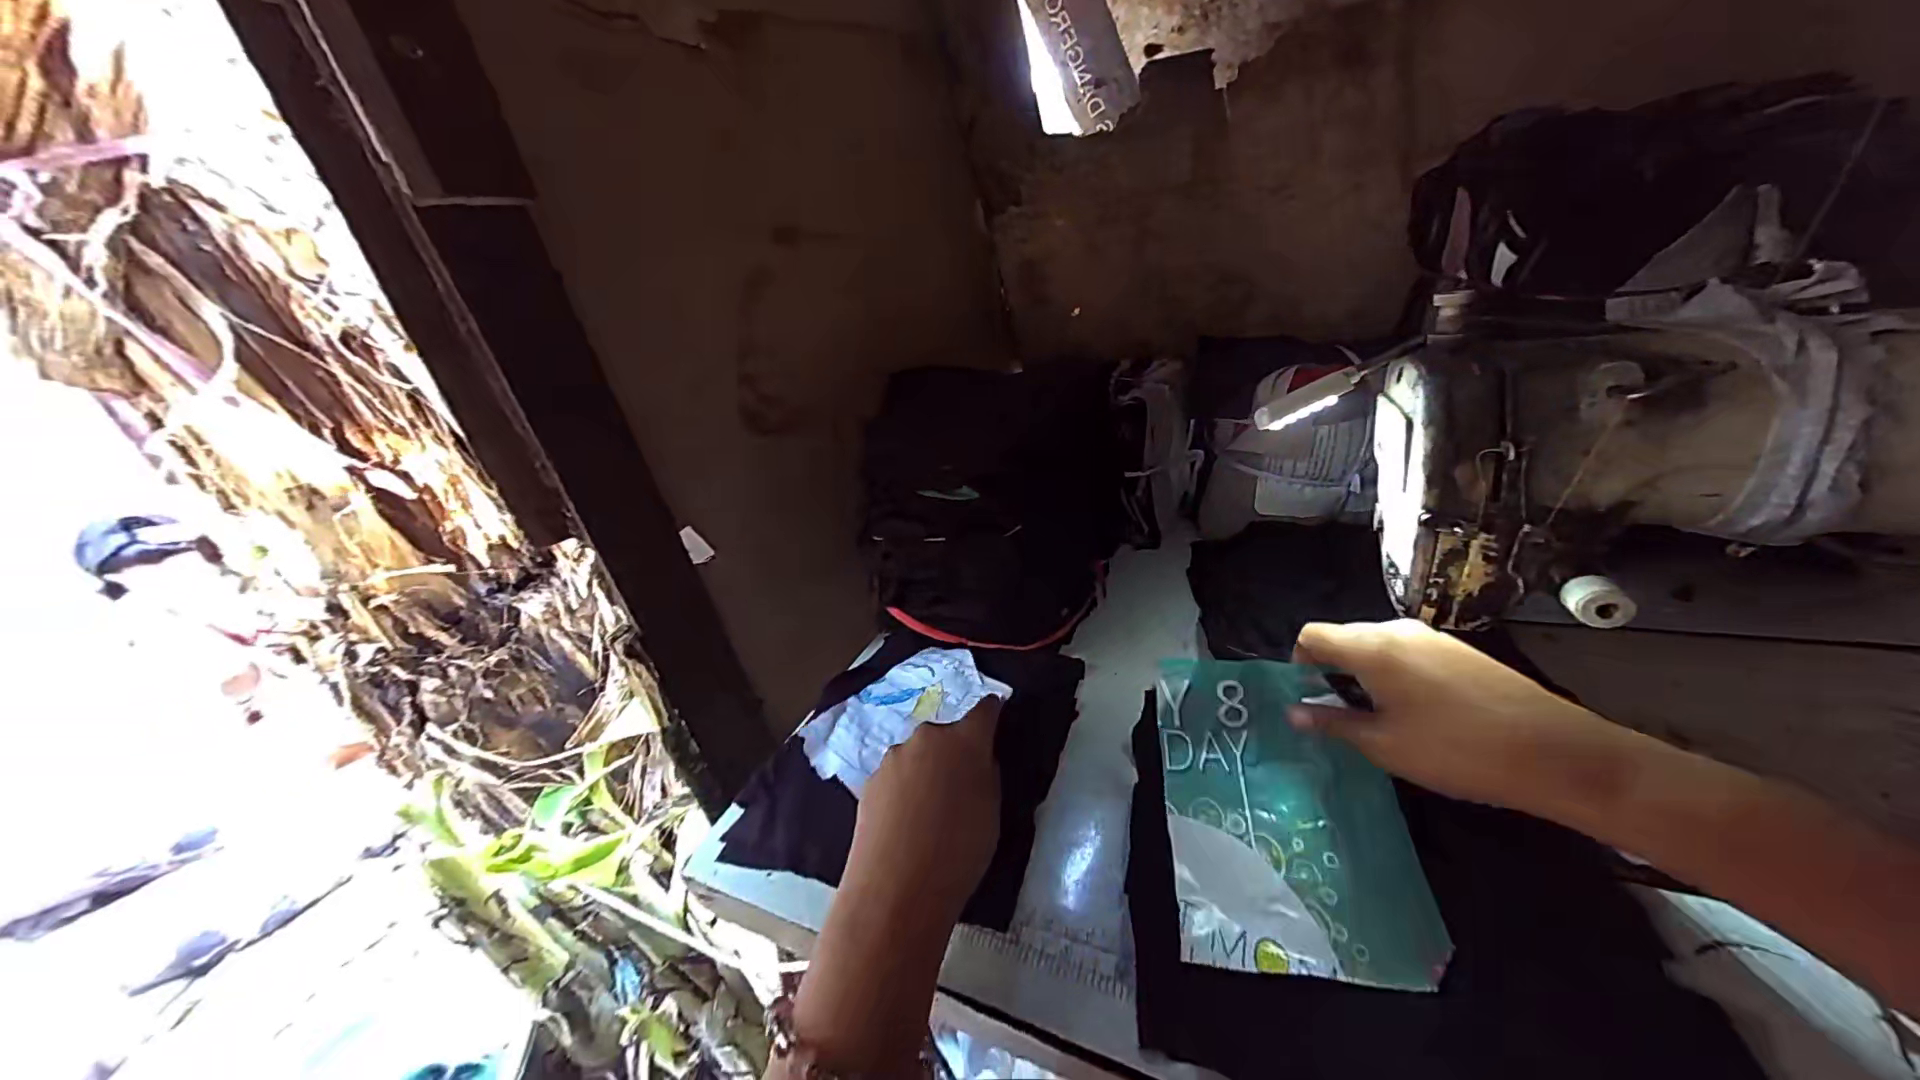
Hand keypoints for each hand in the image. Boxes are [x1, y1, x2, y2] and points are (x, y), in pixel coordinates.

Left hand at [787, 700, 1000, 1076]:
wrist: (895, 889)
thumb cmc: (960, 851)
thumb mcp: (993, 811)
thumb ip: (987, 774)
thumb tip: (979, 760)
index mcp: (965, 739)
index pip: (986, 709)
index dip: (994, 714)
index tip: (997, 723)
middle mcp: (927, 736)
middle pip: (947, 734)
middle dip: (956, 751)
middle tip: (962, 784)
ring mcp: (894, 756)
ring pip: (919, 754)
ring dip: (927, 769)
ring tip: (929, 811)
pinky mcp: (870, 779)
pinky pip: (897, 775)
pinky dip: (904, 788)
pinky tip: (905, 822)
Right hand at [1289, 619, 1631, 812]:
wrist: (1560, 754)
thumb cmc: (1457, 750)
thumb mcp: (1383, 744)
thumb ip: (1332, 722)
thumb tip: (1293, 711)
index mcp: (1372, 646)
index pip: (1311, 635)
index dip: (1298, 663)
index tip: (1308, 698)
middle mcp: (1398, 630)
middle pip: (1343, 637)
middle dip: (1331, 670)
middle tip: (1340, 714)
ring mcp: (1433, 638)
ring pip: (1376, 645)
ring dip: (1363, 673)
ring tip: (1380, 717)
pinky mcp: (1460, 651)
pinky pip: (1407, 653)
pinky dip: (1394, 674)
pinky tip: (1418, 712)